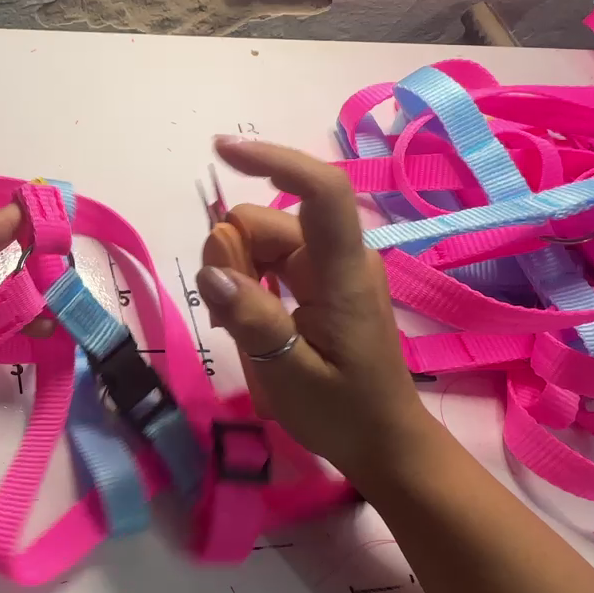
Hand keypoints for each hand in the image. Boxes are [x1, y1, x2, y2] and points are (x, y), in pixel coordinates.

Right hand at [194, 137, 436, 479]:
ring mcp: (326, 269)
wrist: (381, 441)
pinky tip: (250, 324)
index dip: (274, 160)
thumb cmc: (342, 411)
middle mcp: (338, 257)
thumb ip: (253, 320)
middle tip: (231, 317)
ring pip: (256, 241)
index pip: (321, 192)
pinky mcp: (316, 282)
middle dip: (231, 257)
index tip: (220, 151)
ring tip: (243, 331)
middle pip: (264, 221)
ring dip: (235, 276)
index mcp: (343, 272)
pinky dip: (245, 285)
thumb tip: (212, 272)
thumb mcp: (290, 374)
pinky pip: (263, 262)